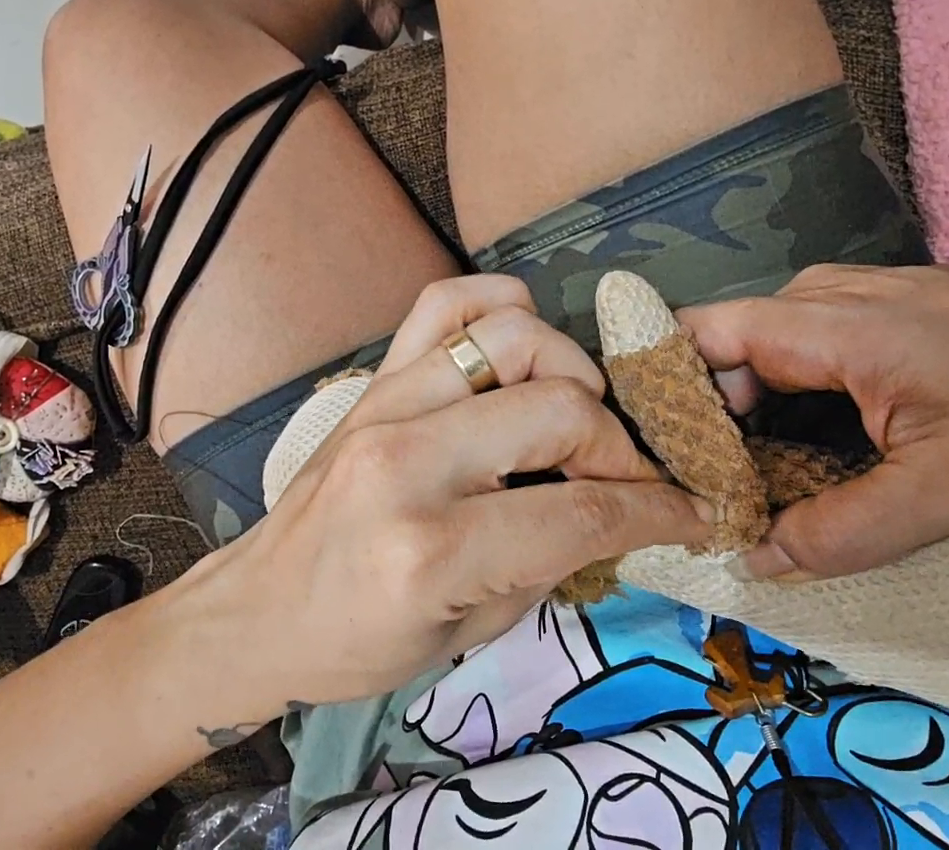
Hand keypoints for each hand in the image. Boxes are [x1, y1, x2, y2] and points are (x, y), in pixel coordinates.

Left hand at [170, 276, 714, 723]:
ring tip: (572, 419)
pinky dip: (500, 308)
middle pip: (560, 410)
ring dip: (570, 375)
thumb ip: (552, 558)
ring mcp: (383, 407)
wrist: (258, 610)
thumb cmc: (359, 643)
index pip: (579, 512)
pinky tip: (520, 348)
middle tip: (625, 479)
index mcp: (431, 551)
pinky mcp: (371, 383)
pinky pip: (444, 305)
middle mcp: (407, 462)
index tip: (690, 512)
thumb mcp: (472, 631)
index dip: (655, 512)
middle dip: (619, 449)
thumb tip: (621, 505)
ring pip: (514, 338)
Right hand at [680, 263, 948, 580]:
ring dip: (740, 413)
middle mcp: (823, 295)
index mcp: (831, 324)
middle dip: (700, 419)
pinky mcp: (873, 310)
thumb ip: (847, 530)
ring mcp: (850, 297)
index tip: (651, 455)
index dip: (658, 387)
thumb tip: (753, 560)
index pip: (697, 333)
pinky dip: (780, 399)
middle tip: (700, 491)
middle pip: (721, 350)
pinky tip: (795, 447)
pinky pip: (797, 349)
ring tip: (740, 479)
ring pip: (757, 351)